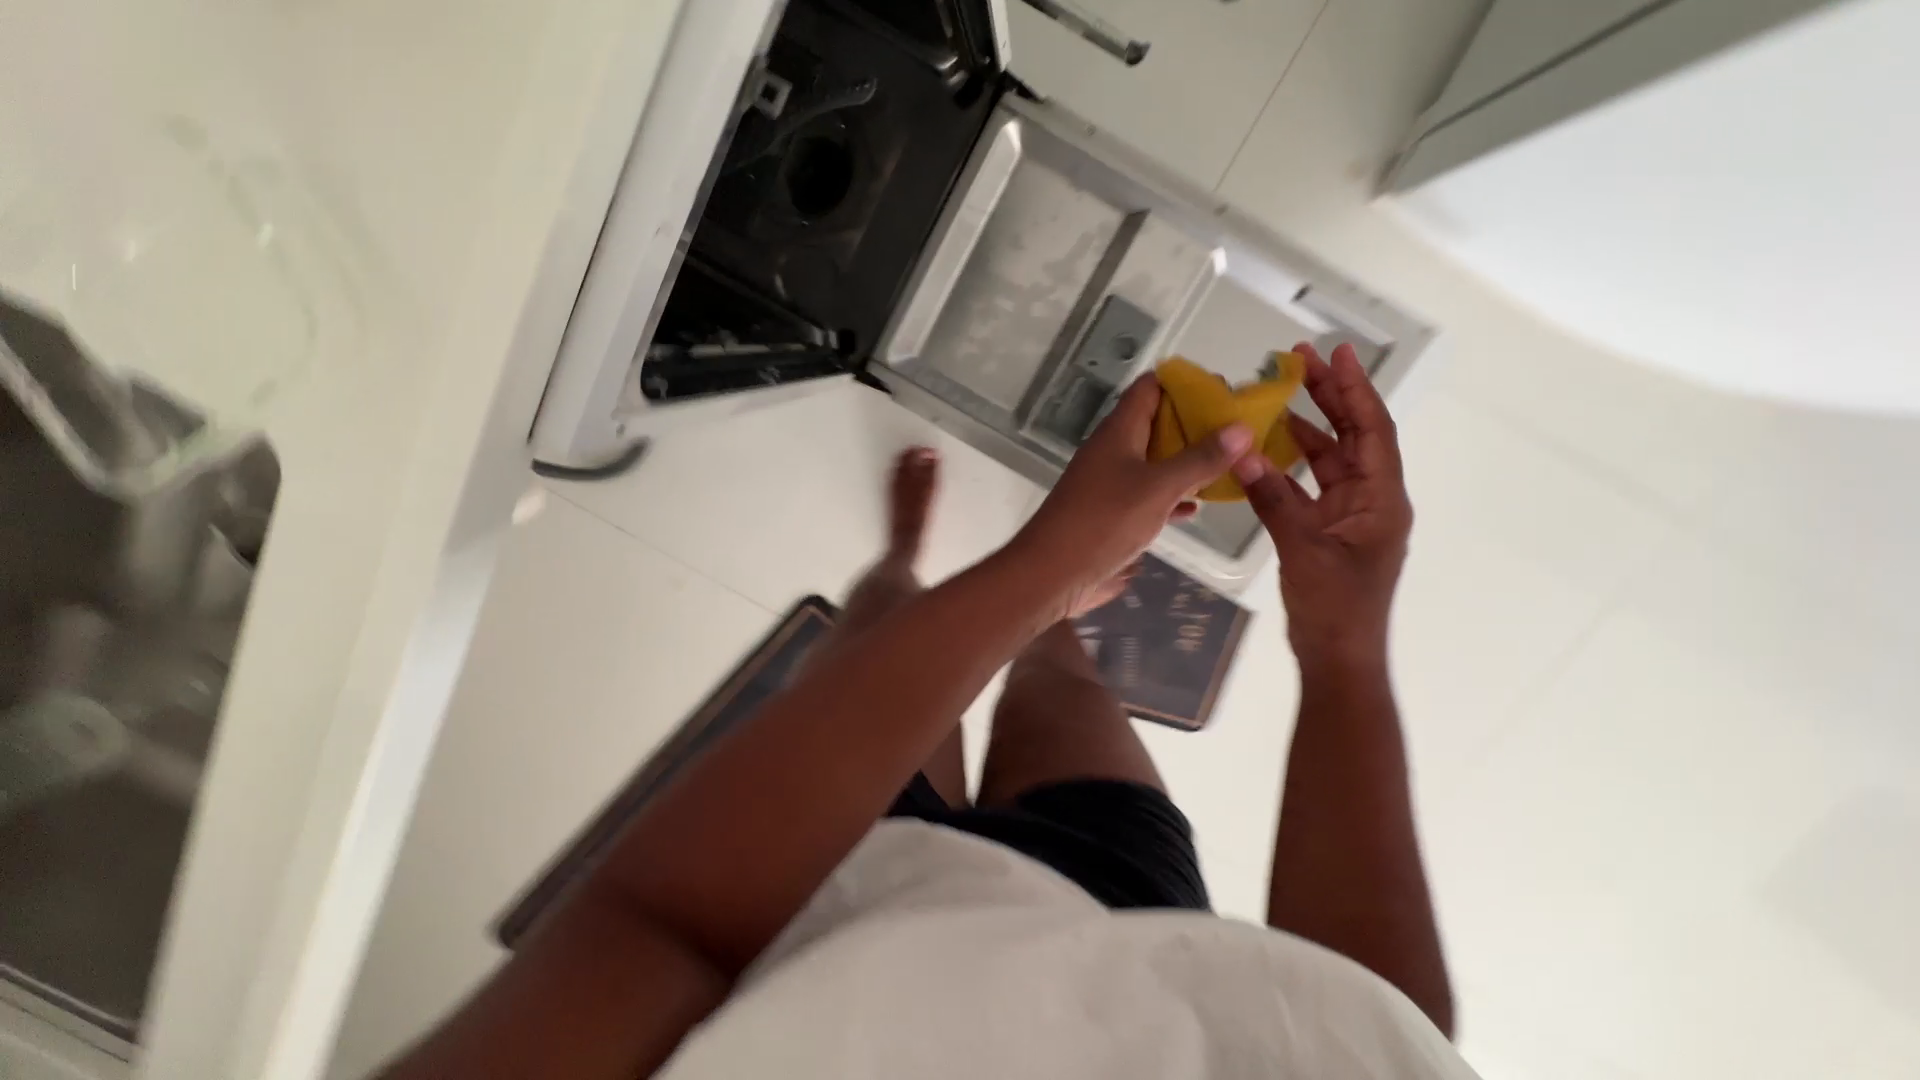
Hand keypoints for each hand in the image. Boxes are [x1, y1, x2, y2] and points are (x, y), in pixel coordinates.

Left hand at [1013, 375, 1254, 619]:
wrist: (1052, 573)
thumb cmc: (1104, 521)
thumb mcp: (1158, 488)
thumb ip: (1200, 459)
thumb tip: (1241, 428)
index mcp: (1119, 432)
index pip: (1151, 388)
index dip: (1185, 383)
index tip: (1223, 392)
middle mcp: (1112, 451)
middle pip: (1155, 424)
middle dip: (1193, 425)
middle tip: (1236, 431)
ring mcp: (1108, 483)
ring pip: (1153, 462)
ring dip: (1185, 462)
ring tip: (1227, 465)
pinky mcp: (1109, 514)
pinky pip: (1146, 495)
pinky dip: (1170, 496)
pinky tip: (1194, 508)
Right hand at [1231, 343, 1411, 667]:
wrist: (1339, 655)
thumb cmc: (1334, 606)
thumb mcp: (1302, 547)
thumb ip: (1273, 498)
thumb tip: (1243, 453)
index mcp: (1381, 498)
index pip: (1371, 430)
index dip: (1354, 389)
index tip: (1336, 354)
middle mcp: (1371, 499)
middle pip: (1353, 435)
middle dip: (1329, 397)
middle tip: (1300, 361)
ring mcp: (1350, 515)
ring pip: (1331, 458)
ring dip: (1310, 427)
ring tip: (1282, 395)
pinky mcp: (1328, 531)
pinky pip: (1312, 485)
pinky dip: (1292, 465)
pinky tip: (1268, 450)